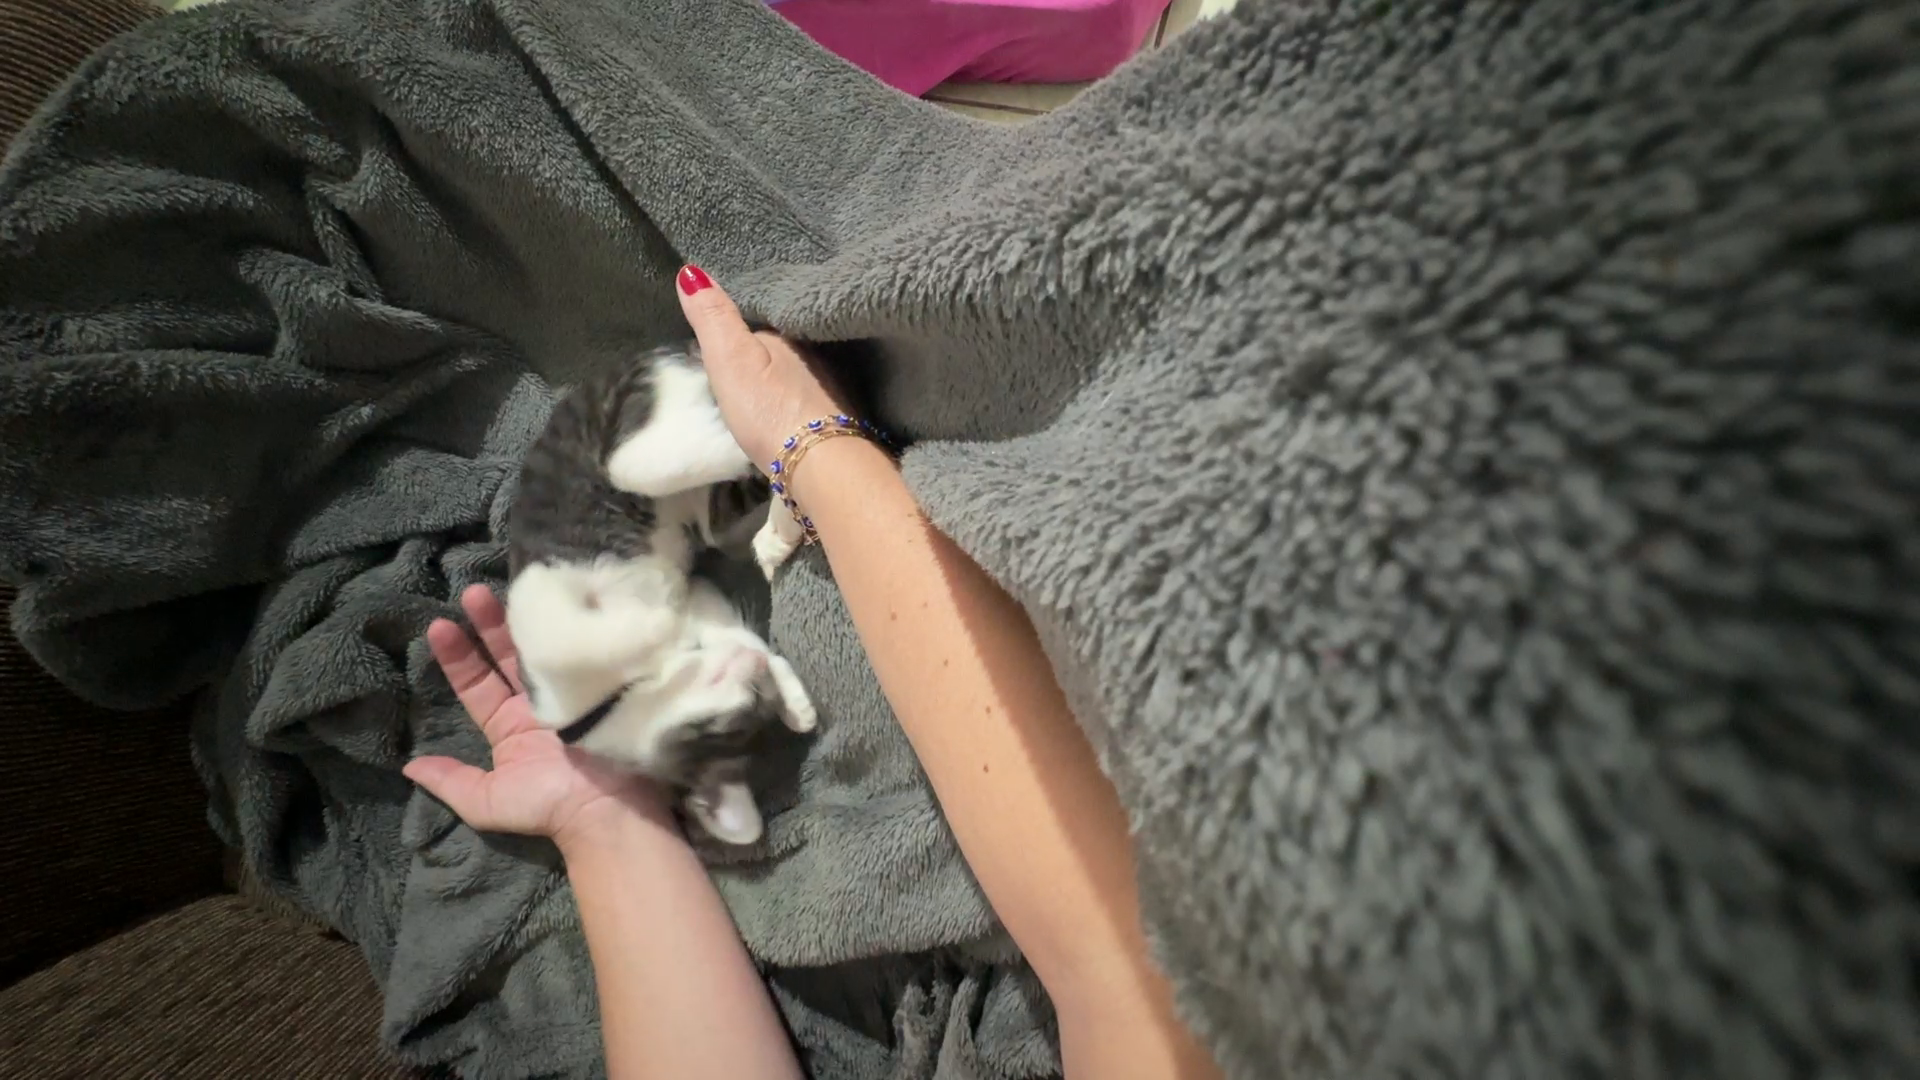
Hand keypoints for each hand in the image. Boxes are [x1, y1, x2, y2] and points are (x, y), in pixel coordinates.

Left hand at [403, 584, 674, 853]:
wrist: (607, 807)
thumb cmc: (548, 805)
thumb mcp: (486, 801)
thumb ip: (450, 781)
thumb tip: (409, 766)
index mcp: (511, 726)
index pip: (478, 684)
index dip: (458, 656)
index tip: (439, 626)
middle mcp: (539, 703)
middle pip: (509, 657)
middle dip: (489, 625)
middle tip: (471, 592)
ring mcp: (572, 689)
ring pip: (543, 648)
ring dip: (525, 619)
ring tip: (507, 588)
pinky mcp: (601, 682)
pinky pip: (582, 651)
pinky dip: (573, 628)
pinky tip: (563, 603)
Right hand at [674, 264, 850, 470]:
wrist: (822, 464)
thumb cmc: (771, 409)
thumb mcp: (732, 359)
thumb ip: (714, 318)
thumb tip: (691, 270)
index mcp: (790, 336)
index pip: (760, 325)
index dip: (738, 335)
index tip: (720, 350)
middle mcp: (818, 357)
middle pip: (783, 352)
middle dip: (765, 359)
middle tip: (742, 379)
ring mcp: (834, 390)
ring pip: (801, 377)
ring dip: (785, 383)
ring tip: (764, 398)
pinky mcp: (841, 422)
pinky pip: (814, 403)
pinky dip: (801, 406)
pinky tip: (791, 419)